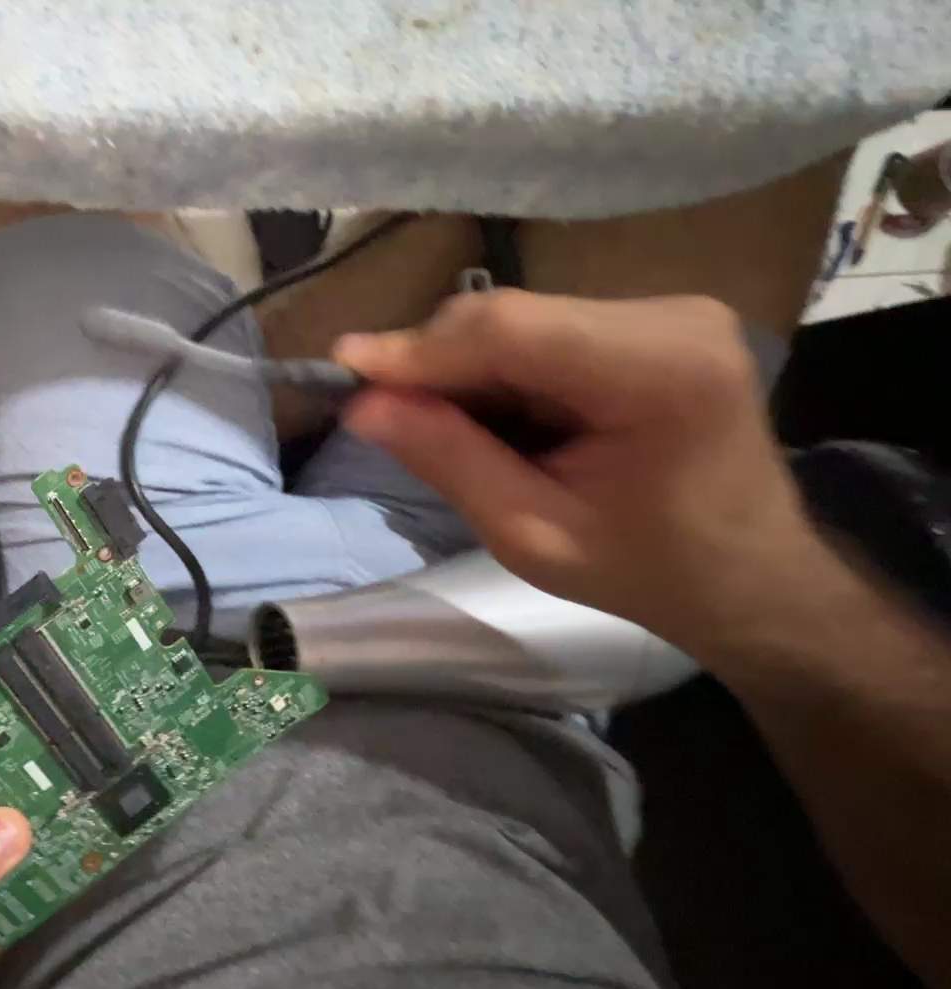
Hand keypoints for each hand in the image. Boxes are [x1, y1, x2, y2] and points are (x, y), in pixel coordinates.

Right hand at [332, 290, 811, 645]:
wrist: (745, 575)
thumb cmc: (642, 568)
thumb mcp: (528, 533)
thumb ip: (448, 461)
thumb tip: (361, 406)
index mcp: (659, 372)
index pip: (507, 331)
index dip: (415, 348)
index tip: (341, 370)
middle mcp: (669, 319)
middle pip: (506, 317)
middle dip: (431, 363)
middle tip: (383, 416)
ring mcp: (663, 314)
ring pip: (513, 321)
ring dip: (458, 371)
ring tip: (443, 431)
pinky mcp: (647, 324)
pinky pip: (534, 332)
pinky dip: (490, 372)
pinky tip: (489, 419)